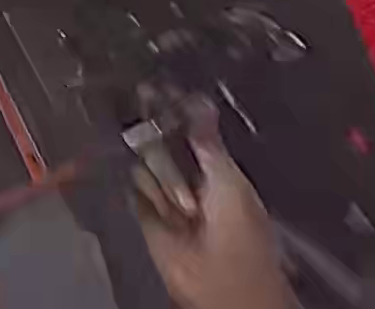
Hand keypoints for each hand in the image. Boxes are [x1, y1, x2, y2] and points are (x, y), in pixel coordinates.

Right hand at [133, 99, 295, 308]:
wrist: (224, 288)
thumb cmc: (240, 235)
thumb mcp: (230, 183)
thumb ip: (207, 141)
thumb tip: (198, 97)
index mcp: (212, 162)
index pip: (184, 123)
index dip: (170, 105)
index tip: (154, 86)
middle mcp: (184, 170)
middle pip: (158, 134)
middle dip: (159, 137)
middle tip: (158, 130)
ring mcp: (162, 188)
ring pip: (145, 159)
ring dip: (165, 181)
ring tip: (184, 211)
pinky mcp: (143, 206)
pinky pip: (134, 184)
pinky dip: (150, 196)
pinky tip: (167, 215)